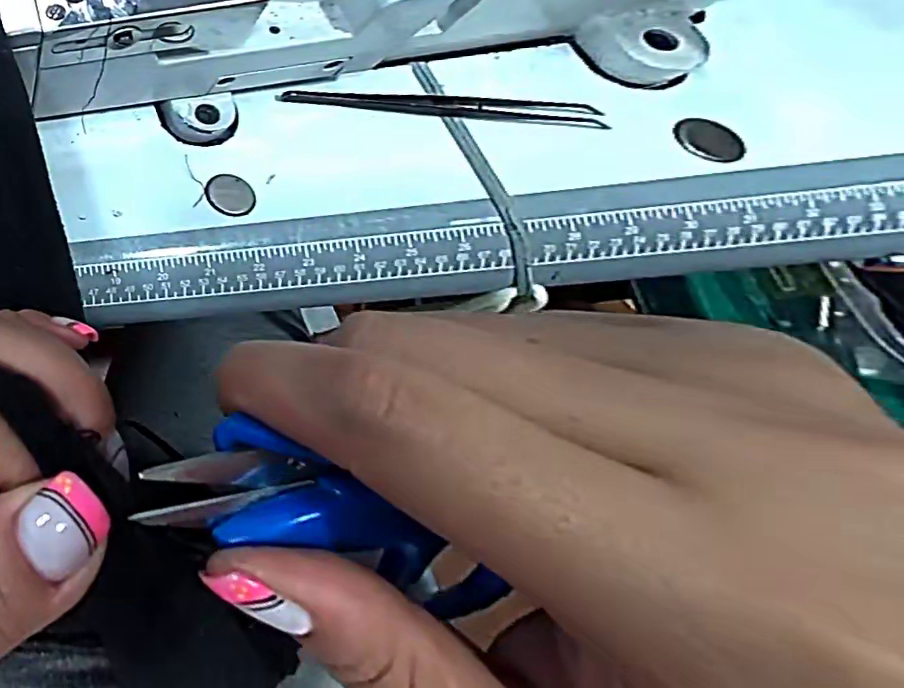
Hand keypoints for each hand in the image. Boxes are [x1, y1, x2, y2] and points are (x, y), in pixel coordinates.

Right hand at [201, 311, 903, 687]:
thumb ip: (397, 661)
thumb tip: (247, 566)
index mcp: (726, 592)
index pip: (403, 414)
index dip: (277, 392)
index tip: (236, 423)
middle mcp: (745, 444)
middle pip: (411, 348)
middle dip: (323, 395)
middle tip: (320, 481)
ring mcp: (747, 375)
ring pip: (457, 329)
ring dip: (398, 393)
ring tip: (440, 492)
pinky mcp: (742, 350)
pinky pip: (525, 330)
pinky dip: (473, 383)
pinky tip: (524, 462)